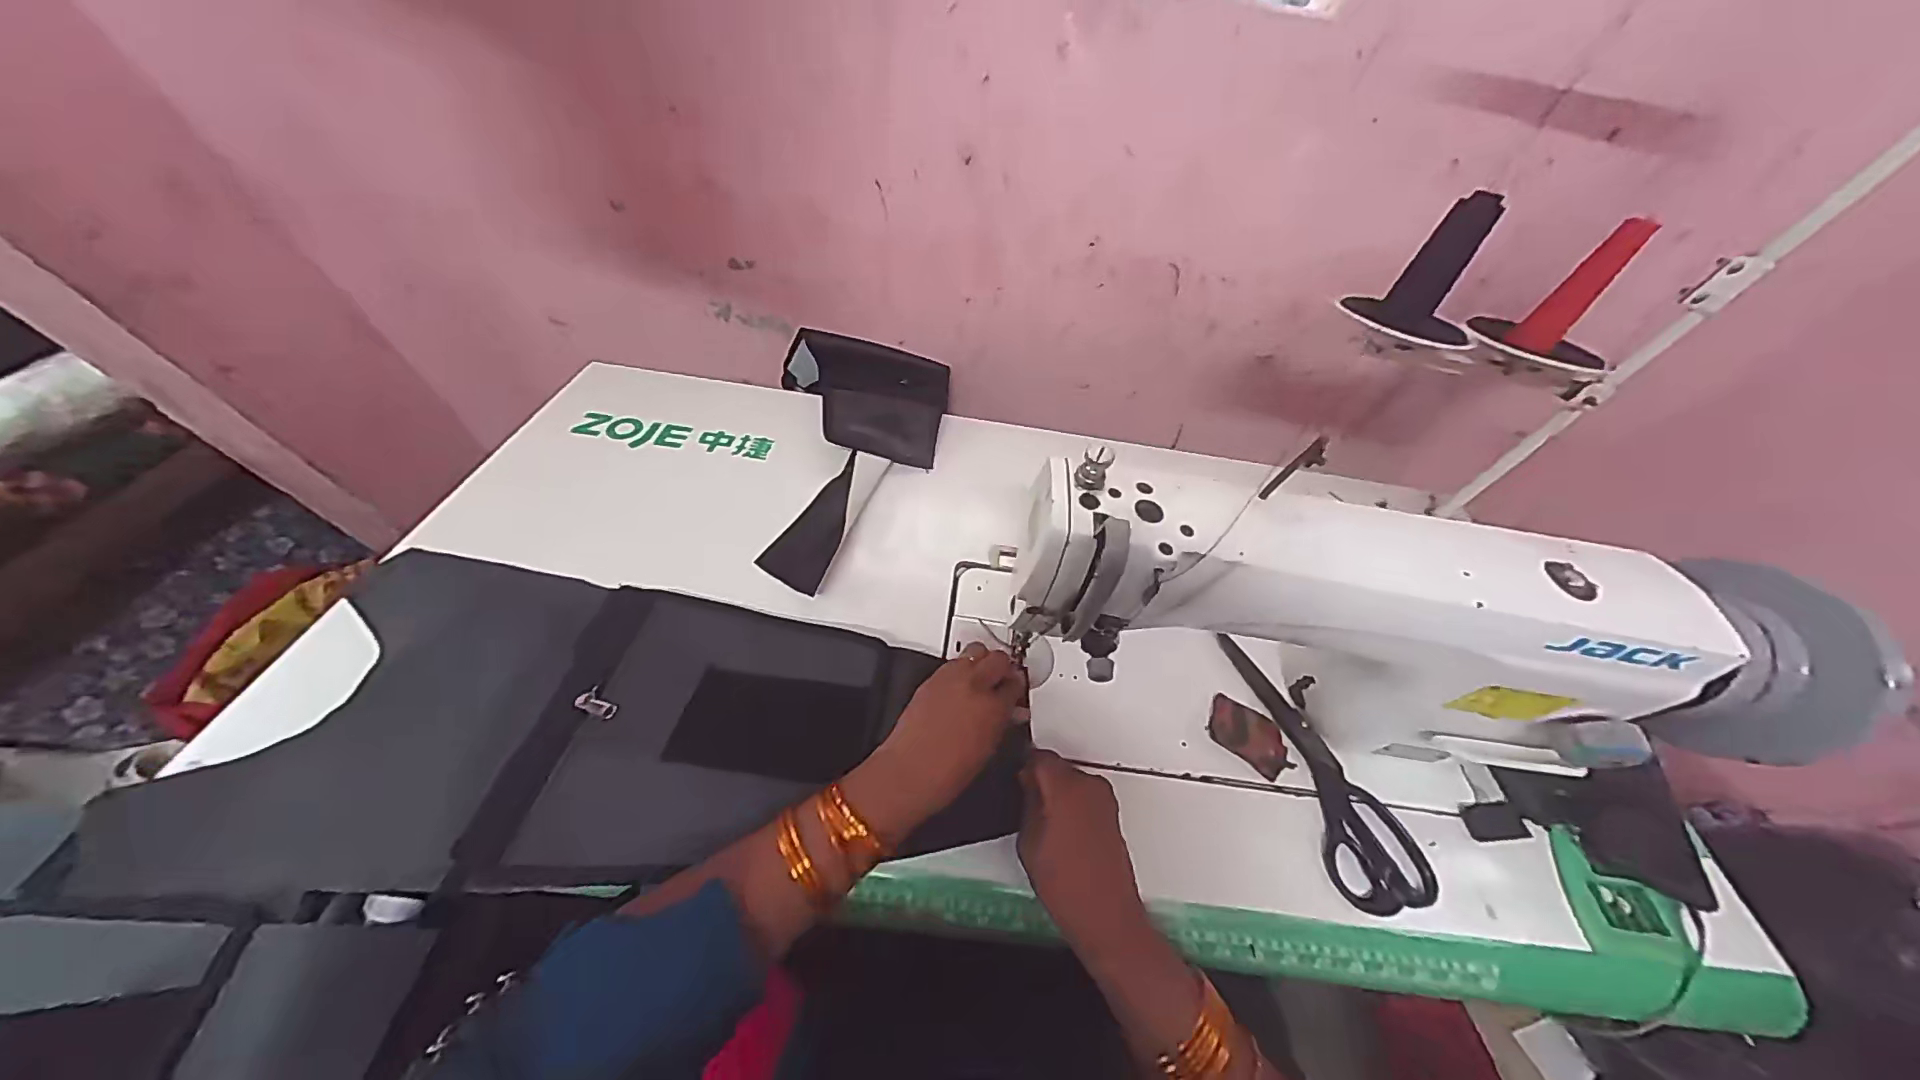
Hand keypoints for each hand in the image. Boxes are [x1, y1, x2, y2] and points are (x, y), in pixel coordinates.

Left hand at [854, 643, 1026, 831]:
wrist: (910, 770)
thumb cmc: (946, 771)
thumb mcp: (989, 750)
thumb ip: (1002, 723)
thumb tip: (1007, 714)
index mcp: (994, 707)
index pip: (1016, 683)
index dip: (1017, 686)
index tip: (1015, 689)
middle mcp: (974, 686)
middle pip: (998, 658)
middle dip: (1004, 666)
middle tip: (1003, 675)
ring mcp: (951, 679)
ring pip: (976, 651)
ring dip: (982, 660)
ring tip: (982, 673)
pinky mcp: (931, 679)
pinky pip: (953, 662)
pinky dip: (960, 667)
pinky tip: (960, 682)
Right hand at [1018, 750, 1148, 945]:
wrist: (1105, 915)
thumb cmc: (1065, 884)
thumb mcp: (1028, 842)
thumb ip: (1026, 802)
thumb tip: (1027, 785)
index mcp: (1066, 787)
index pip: (1039, 756)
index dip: (1023, 764)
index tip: (1015, 777)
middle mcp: (1090, 786)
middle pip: (1058, 767)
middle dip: (1040, 778)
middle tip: (1024, 800)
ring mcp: (1105, 799)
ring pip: (1072, 780)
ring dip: (1057, 791)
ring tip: (1043, 822)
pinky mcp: (1112, 813)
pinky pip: (1085, 795)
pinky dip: (1072, 803)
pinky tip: (1060, 830)